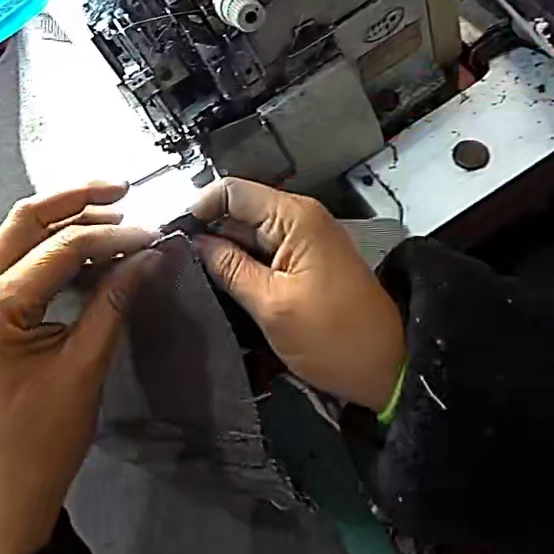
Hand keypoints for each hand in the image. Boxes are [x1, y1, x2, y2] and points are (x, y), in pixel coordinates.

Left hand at [0, 183, 158, 553]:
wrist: (1, 494)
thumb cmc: (42, 437)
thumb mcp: (85, 364)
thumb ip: (115, 300)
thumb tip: (150, 254)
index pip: (62, 247)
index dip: (113, 235)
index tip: (153, 233)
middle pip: (26, 221)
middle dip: (76, 198)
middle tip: (124, 189)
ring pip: (21, 236)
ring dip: (68, 220)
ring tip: (117, 214)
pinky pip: (23, 262)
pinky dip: (58, 247)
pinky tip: (94, 249)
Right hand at [191, 178, 404, 408]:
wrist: (384, 363)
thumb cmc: (332, 336)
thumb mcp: (272, 304)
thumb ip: (230, 268)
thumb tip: (194, 242)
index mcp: (295, 216)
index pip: (233, 190)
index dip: (199, 208)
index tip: (169, 236)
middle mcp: (300, 216)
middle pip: (240, 209)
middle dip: (207, 231)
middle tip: (171, 261)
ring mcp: (304, 238)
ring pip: (249, 232)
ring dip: (223, 249)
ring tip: (188, 273)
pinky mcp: (305, 259)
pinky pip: (265, 250)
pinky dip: (243, 262)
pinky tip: (220, 281)